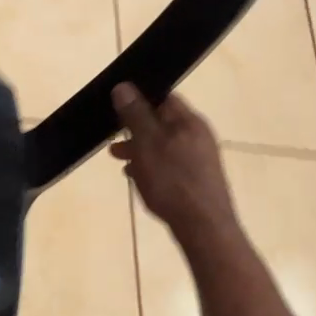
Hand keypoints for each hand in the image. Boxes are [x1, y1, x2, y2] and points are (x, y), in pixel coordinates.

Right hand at [109, 84, 237, 254]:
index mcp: (189, 121)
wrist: (204, 229)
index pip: (163, 97)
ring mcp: (201, 159)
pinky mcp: (198, 179)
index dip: (138, 99)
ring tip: (119, 162)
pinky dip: (152, 166)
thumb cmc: (173, 182)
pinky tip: (138, 179)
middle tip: (112, 139)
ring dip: (140, 149)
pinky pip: (170, 164)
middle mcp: (199, 135)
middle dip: (135, 128)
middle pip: (162, 122)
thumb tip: (124, 86)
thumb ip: (135, 115)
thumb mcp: (147, 144)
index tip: (115, 108)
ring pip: (164, 144)